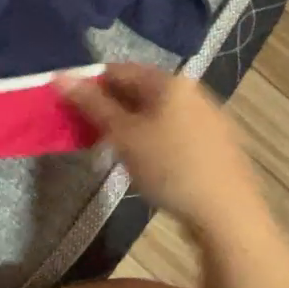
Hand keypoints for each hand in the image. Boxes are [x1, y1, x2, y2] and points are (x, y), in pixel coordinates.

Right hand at [57, 63, 265, 234]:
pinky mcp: (218, 146)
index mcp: (170, 83)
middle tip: (86, 127)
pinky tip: (145, 162)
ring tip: (111, 147)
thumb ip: (90, 104)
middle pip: (139, 90)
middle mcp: (193, 94)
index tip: (69, 104)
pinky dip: (152, 138)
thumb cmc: (170, 167)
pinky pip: (174, 131)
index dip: (89, 83)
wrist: (229, 218)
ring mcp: (210, 120)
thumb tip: (59, 77)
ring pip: (156, 113)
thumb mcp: (122, 135)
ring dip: (129, 124)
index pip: (118, 69)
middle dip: (109, 106)